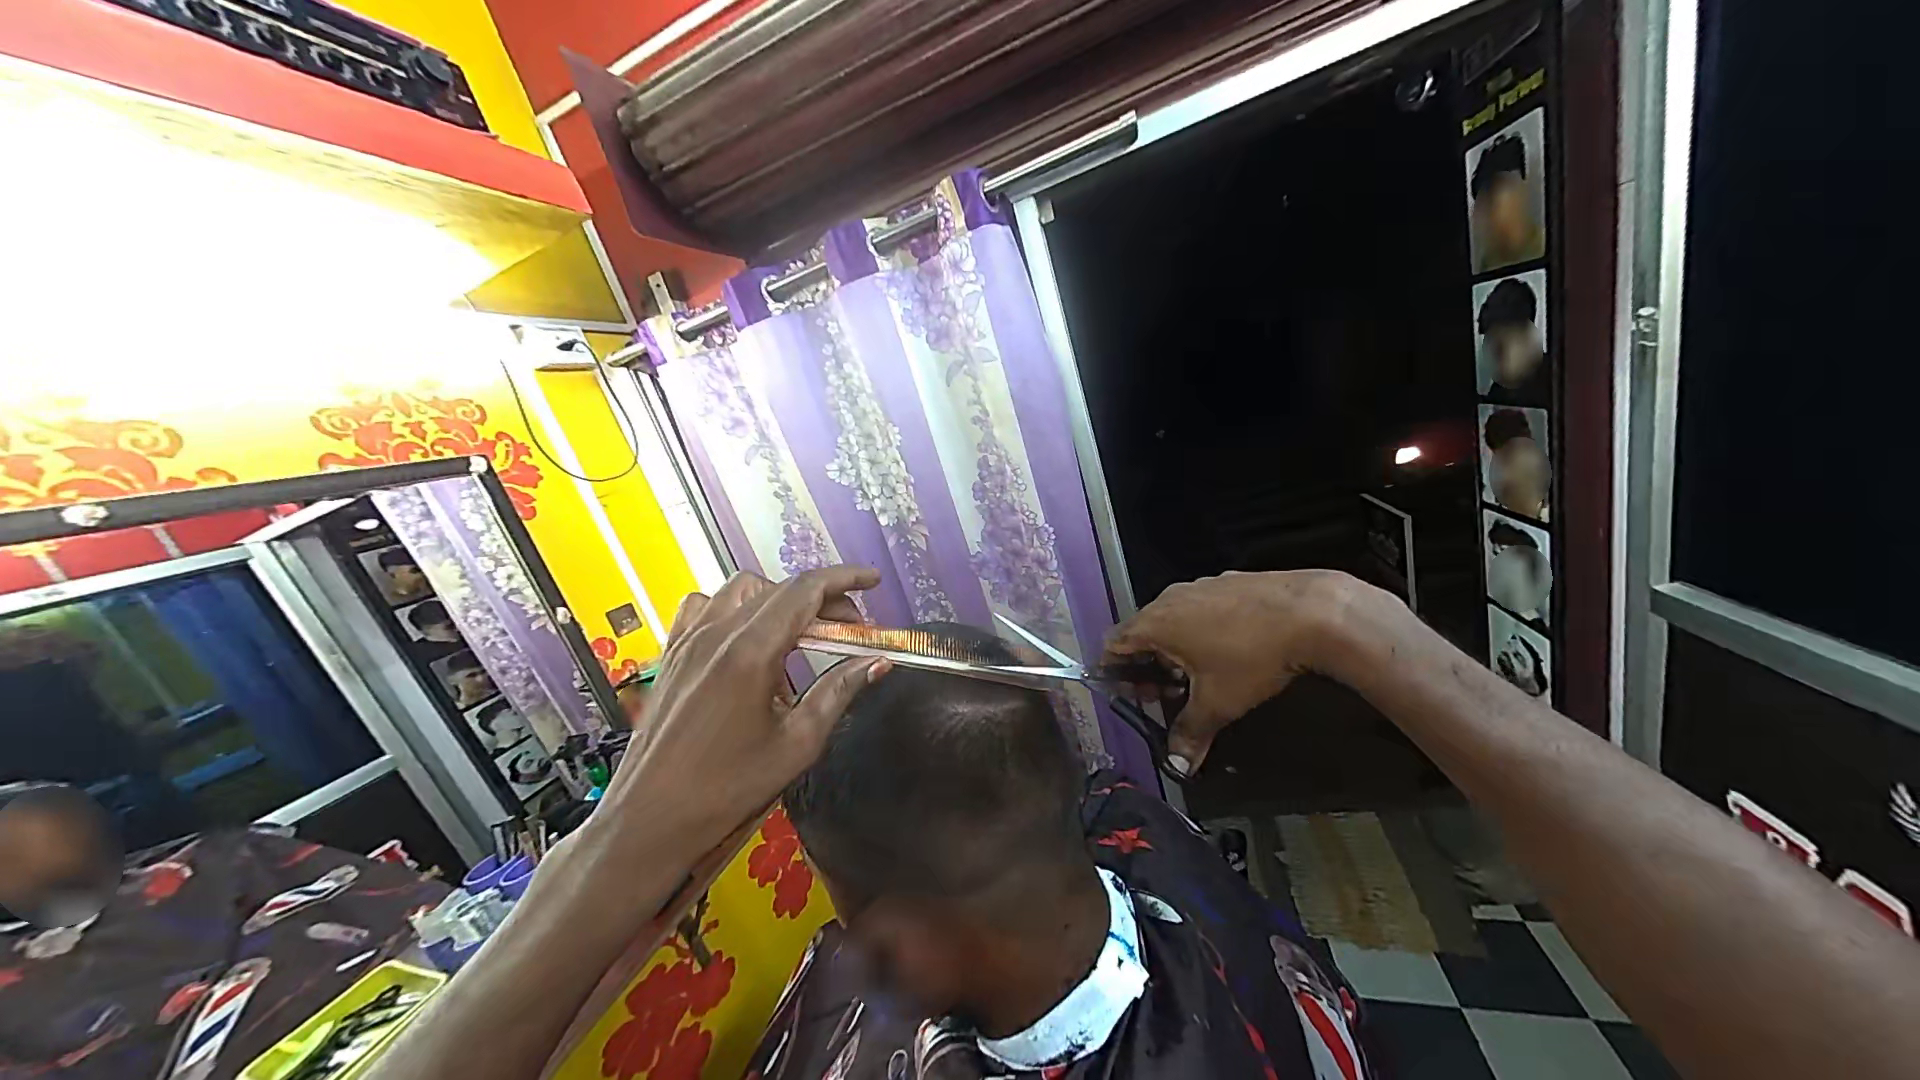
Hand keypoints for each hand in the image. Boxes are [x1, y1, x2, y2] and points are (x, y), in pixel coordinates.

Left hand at [596, 567, 890, 860]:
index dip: (844, 579)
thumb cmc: (725, 788)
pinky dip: (738, 606)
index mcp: (750, 651)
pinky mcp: (673, 653)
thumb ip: (839, 691)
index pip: (805, 590)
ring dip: (781, 599)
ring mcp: (688, 639)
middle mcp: (716, 633)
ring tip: (801, 633)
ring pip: (743, 589)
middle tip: (849, 630)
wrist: (649, 818)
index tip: (872, 581)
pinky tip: (747, 634)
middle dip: (823, 599)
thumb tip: (876, 662)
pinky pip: (706, 605)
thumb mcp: (797, 743)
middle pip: (780, 589)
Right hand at [1102, 570, 1366, 773]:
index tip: (1134, 694)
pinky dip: (1202, 628)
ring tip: (1200, 674)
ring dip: (1176, 647)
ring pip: (1173, 618)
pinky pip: (1201, 607)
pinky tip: (1231, 648)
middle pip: (1143, 632)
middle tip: (1167, 693)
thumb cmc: (1251, 657)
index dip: (1116, 671)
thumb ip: (1191, 732)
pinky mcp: (1229, 581)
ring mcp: (1201, 585)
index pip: (1114, 643)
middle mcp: (1170, 598)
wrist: (1312, 612)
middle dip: (1149, 665)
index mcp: (1155, 623)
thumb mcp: (1218, 702)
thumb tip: (1178, 766)